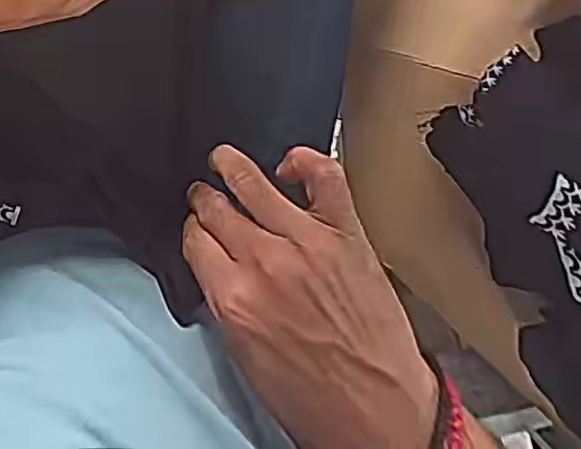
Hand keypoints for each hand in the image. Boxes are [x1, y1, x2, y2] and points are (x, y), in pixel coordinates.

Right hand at [184, 145, 439, 448]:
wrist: (387, 419)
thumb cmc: (320, 400)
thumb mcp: (246, 355)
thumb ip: (222, 298)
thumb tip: (211, 261)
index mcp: (236, 299)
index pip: (194, 236)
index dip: (193, 230)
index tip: (199, 229)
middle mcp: (266, 263)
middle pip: (214, 205)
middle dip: (204, 198)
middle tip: (206, 197)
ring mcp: (306, 242)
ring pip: (250, 179)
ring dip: (229, 165)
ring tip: (226, 162)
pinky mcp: (345, 232)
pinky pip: (322, 175)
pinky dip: (303, 160)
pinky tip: (290, 168)